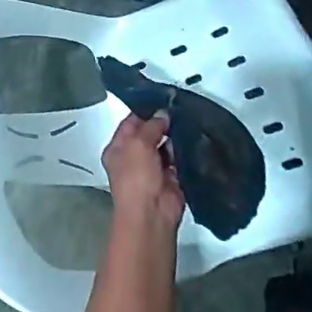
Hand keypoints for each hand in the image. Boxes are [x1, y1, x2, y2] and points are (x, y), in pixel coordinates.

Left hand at [103, 112, 183, 231]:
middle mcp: (133, 157)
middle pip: (148, 133)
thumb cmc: (136, 177)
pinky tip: (194, 138)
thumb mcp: (139, 144)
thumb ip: (151, 126)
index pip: (130, 123)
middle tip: (179, 106)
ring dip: (174, 136)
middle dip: (162, 123)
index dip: (145, 111)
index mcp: (118, 148)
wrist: (151, 214)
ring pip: (165, 146)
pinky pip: (178, 160)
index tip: (162, 98)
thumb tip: (163, 114)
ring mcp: (152, 169)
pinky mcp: (170, 178)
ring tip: (188, 118)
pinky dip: (184, 152)